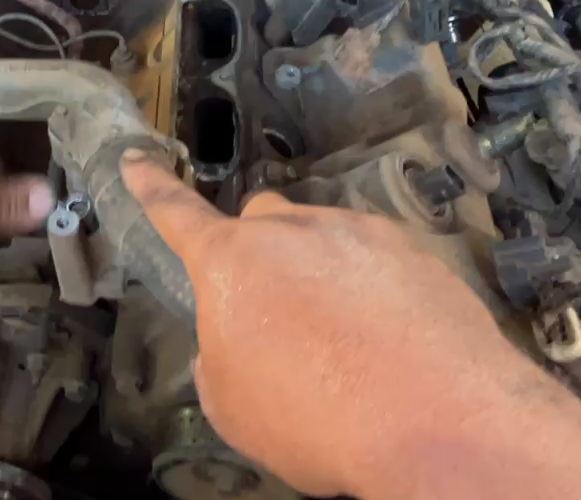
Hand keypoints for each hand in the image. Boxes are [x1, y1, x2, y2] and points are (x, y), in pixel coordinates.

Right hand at [120, 151, 556, 497]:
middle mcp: (286, 229)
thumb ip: (217, 358)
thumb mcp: (234, 406)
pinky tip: (394, 336)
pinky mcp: (408, 245)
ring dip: (321, 272)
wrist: (443, 422)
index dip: (152, 185)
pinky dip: (373, 285)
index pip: (175, 212)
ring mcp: (351, 229)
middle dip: (261, 252)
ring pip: (320, 237)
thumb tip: (232, 342)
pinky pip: (374, 254)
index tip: (136, 157)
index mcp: (229, 261)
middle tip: (284, 311)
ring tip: (352, 338)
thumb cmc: (316, 417)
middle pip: (259, 220)